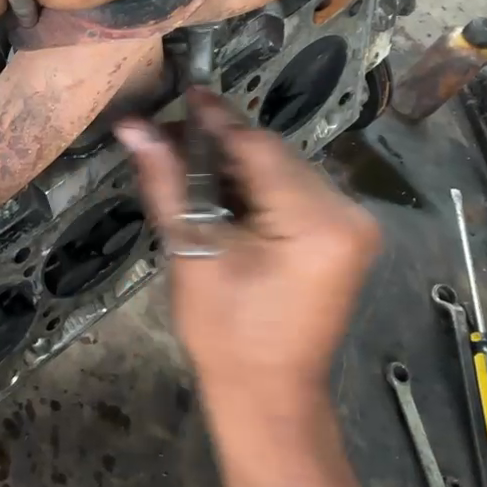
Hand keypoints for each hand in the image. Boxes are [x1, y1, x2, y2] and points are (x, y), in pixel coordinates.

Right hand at [116, 91, 380, 395]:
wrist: (267, 393)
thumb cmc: (225, 331)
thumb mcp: (190, 250)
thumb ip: (166, 181)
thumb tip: (132, 127)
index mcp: (317, 220)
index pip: (258, 147)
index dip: (214, 119)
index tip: (182, 94)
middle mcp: (348, 212)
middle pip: (272, 156)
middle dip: (220, 144)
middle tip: (168, 136)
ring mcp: (354, 225)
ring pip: (283, 170)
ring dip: (236, 165)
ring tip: (185, 162)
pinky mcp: (346, 236)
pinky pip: (295, 192)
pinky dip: (256, 187)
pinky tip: (220, 189)